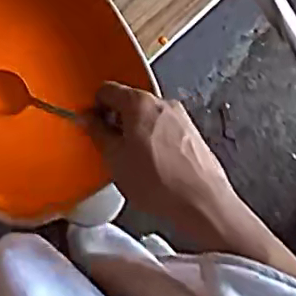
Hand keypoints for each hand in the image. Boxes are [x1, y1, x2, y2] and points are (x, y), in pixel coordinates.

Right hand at [91, 83, 295, 295]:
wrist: (204, 206)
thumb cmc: (160, 183)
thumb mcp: (114, 159)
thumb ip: (97, 133)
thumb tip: (90, 121)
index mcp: (138, 102)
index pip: (106, 89)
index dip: (95, 107)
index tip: (93, 124)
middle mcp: (161, 102)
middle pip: (129, 102)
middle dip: (117, 121)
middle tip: (112, 147)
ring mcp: (181, 118)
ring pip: (148, 117)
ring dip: (138, 133)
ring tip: (136, 163)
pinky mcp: (194, 135)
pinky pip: (166, 131)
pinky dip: (157, 143)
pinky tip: (156, 169)